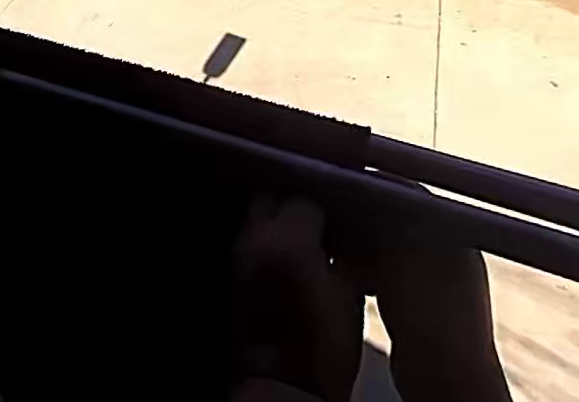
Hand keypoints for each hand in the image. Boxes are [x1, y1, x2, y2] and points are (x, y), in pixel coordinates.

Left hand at [231, 195, 363, 401]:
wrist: (280, 392)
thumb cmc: (320, 357)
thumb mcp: (350, 301)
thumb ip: (346, 257)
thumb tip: (346, 238)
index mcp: (292, 242)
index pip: (307, 199)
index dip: (324, 207)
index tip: (333, 219)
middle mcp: (258, 240)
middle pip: (273, 196)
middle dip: (292, 205)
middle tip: (311, 223)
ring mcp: (238, 255)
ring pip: (256, 217)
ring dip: (275, 223)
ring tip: (296, 242)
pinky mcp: (228, 274)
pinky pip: (247, 243)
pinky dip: (262, 244)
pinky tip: (278, 262)